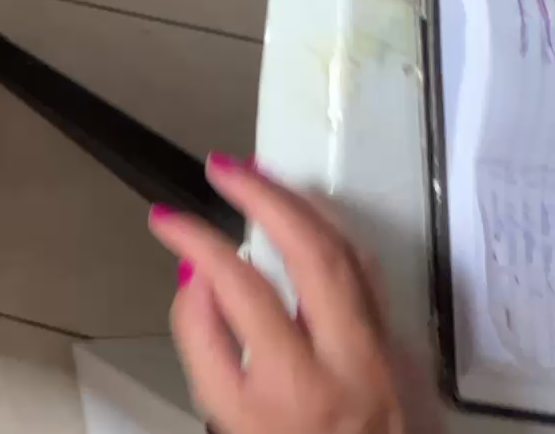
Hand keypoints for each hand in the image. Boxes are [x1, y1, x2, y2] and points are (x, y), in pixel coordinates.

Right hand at [148, 155, 436, 433]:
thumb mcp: (222, 407)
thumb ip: (199, 334)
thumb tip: (195, 272)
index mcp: (299, 378)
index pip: (240, 283)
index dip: (195, 239)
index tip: (164, 218)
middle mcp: (356, 359)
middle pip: (317, 255)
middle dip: (263, 197)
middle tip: (222, 166)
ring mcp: (393, 353)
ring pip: (357, 257)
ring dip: (305, 204)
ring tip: (261, 174)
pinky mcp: (410, 351)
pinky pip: (371, 278)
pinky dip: (330, 235)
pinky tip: (303, 217)